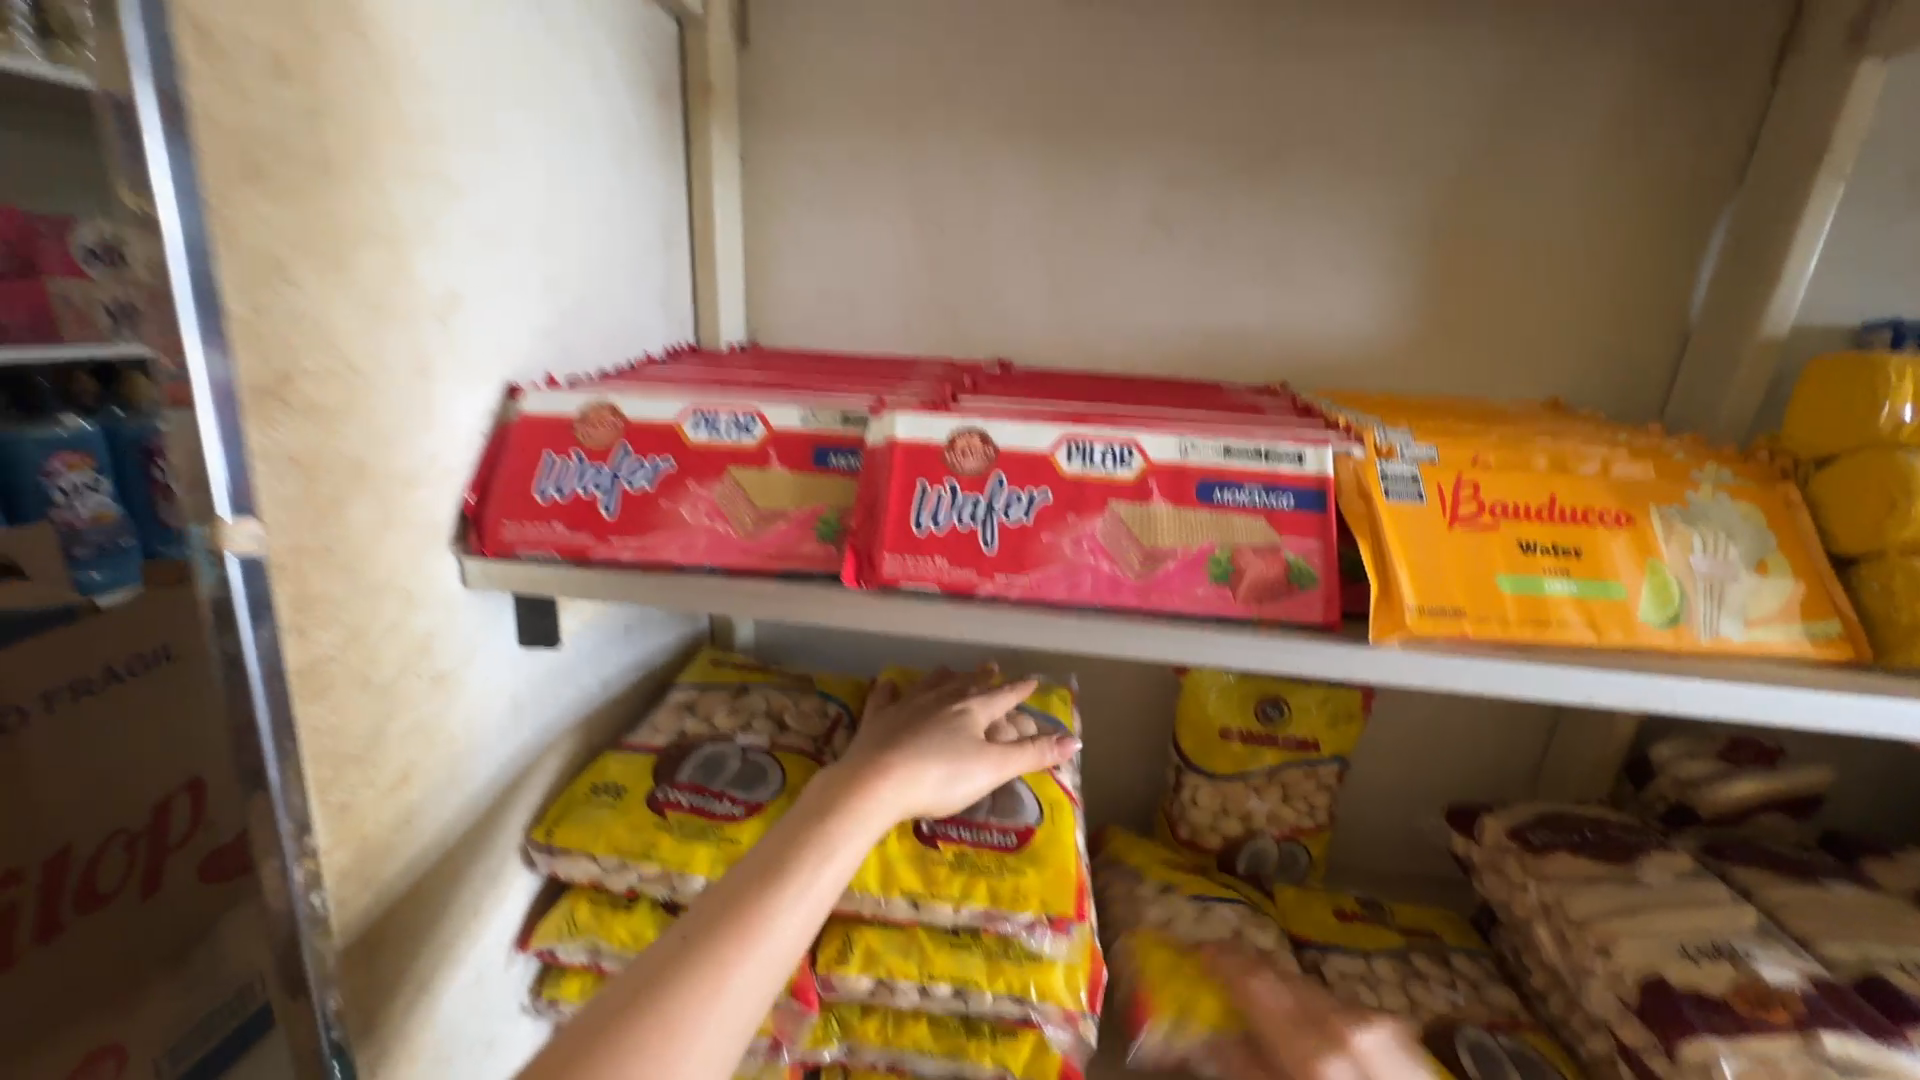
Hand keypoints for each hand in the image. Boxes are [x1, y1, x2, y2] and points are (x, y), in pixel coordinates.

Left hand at [831, 666, 1080, 823]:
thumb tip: (1075, 740)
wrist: (876, 783)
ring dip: (943, 677)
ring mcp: (905, 706)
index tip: (1032, 680)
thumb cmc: (940, 778)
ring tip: (948, 670)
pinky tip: (888, 684)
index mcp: (972, 711)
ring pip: (929, 684)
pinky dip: (890, 689)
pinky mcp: (876, 719)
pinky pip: (885, 697)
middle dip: (981, 677)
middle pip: (966, 684)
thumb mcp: (993, 769)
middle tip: (991, 666)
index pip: (1002, 696)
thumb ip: (1033, 754)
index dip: (1018, 690)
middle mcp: (940, 700)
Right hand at [1207, 951, 1429, 1079]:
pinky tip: (1306, 1034)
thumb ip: (1250, 1074)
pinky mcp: (1399, 1033)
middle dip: (1244, 971)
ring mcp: (1379, 1024)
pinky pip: (1338, 1007)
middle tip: (1214, 975)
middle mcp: (1347, 1024)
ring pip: (1310, 989)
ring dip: (1278, 991)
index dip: (1218, 957)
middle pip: (1280, 976)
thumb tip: (1214, 1038)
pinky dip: (1312, 1010)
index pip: (1253, 978)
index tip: (1192, 951)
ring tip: (1255, 1007)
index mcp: (1316, 1053)